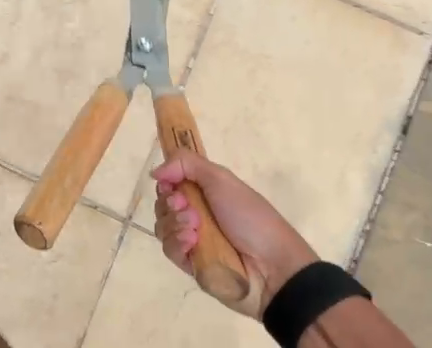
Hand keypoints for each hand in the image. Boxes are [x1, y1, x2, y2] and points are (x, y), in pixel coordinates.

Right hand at [152, 150, 317, 319]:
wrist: (275, 268)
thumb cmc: (251, 219)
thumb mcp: (222, 179)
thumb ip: (185, 162)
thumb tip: (155, 173)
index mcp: (205, 196)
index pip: (169, 185)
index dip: (166, 183)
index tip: (171, 185)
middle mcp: (196, 216)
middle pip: (162, 204)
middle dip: (170, 203)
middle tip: (188, 208)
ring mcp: (193, 242)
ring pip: (162, 225)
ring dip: (173, 223)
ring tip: (194, 229)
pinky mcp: (192, 265)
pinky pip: (169, 250)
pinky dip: (177, 243)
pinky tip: (192, 242)